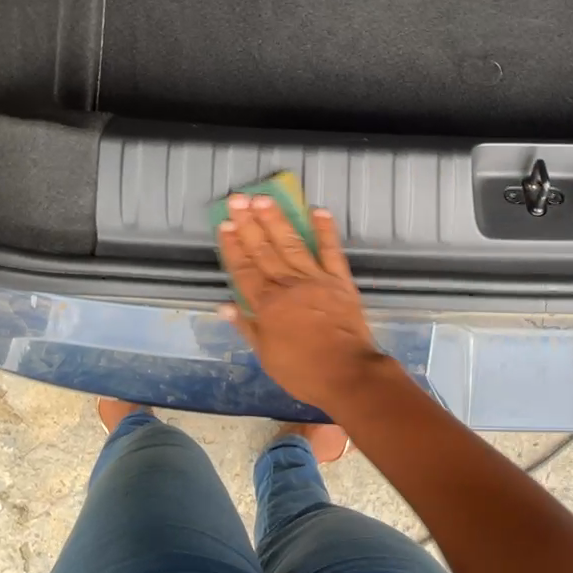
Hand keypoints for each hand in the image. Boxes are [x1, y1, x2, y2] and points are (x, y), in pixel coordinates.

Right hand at [216, 196, 393, 411]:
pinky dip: (325, 230)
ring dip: (276, 219)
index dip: (233, 246)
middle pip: (264, 250)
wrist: (348, 374)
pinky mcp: (340, 280)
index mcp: (267, 305)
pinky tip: (319, 211)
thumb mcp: (266, 356)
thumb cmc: (303, 372)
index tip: (224, 225)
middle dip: (248, 223)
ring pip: (291, 243)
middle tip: (237, 199)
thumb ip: (247, 327)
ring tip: (263, 198)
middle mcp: (288, 285)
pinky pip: (331, 251)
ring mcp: (315, 279)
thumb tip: (224, 306)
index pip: (244, 270)